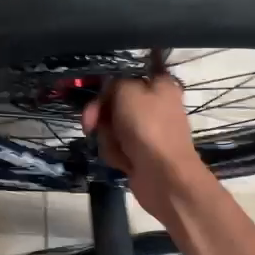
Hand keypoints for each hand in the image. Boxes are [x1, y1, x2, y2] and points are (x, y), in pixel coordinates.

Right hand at [82, 74, 209, 215]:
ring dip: (107, 137)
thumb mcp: (127, 91)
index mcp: (160, 85)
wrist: (164, 176)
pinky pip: (117, 147)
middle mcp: (156, 106)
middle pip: (115, 104)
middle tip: (91, 124)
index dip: (108, 88)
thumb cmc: (147, 127)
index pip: (126, 77)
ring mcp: (148, 131)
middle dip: (101, 116)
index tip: (97, 96)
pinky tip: (123, 161)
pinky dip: (115, 153)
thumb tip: (112, 93)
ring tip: (118, 148)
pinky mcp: (141, 153)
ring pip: (112, 126)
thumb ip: (114, 84)